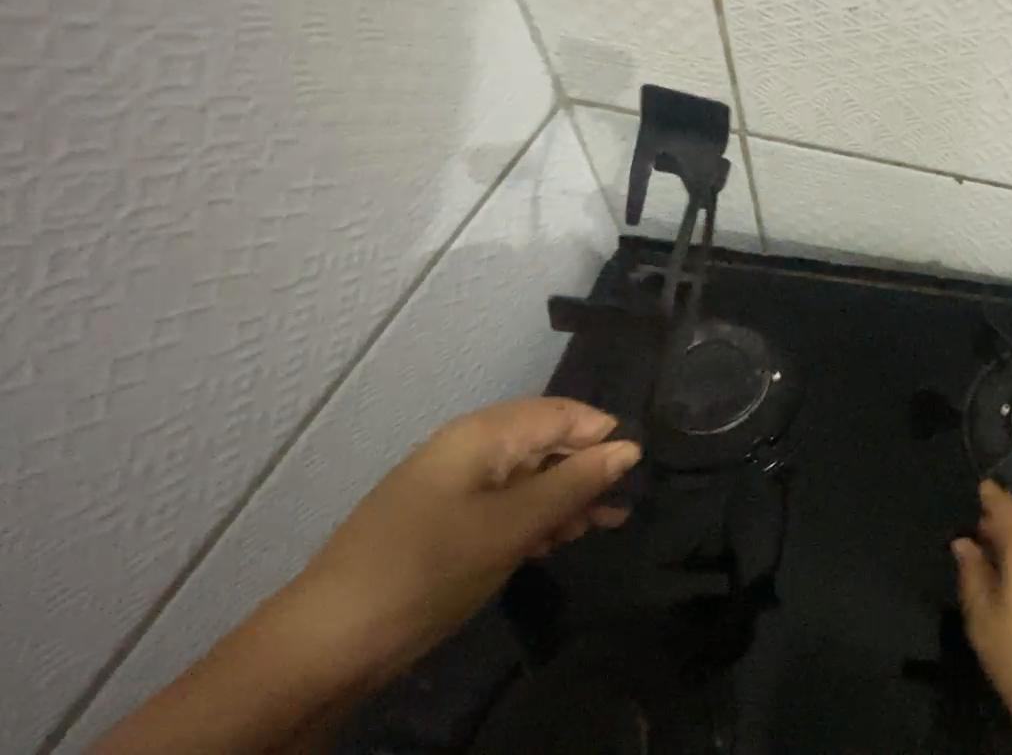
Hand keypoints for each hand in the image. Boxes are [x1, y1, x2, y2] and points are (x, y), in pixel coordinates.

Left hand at [296, 397, 640, 682]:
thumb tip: (630, 448)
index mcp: (483, 434)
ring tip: (601, 526)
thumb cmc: (431, 568)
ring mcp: (456, 486)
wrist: (330, 642)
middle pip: (547, 443)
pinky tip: (556, 541)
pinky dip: (536, 517)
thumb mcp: (514, 525)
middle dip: (588, 470)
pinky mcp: (447, 521)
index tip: (636, 473)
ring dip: (567, 498)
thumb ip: (575, 483)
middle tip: (621, 508)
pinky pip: (506, 504)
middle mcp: (470, 448)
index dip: (602, 436)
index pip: (563, 413)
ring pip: (530, 477)